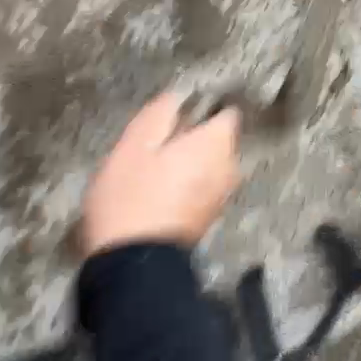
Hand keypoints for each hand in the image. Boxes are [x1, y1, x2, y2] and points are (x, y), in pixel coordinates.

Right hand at [81, 91, 241, 255]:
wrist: (134, 264)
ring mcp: (223, 193)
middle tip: (154, 146)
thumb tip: (177, 96)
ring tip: (150, 171)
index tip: (177, 113)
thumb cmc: (131, 199)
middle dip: (191, 136)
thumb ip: (159, 114)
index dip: (203, 107)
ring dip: (187, 161)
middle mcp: (230, 166)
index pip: (226, 111)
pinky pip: (203, 185)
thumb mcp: (133, 146)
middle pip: (216, 137)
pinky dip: (186, 182)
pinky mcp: (210, 214)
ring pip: (209, 162)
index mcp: (217, 144)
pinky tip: (156, 192)